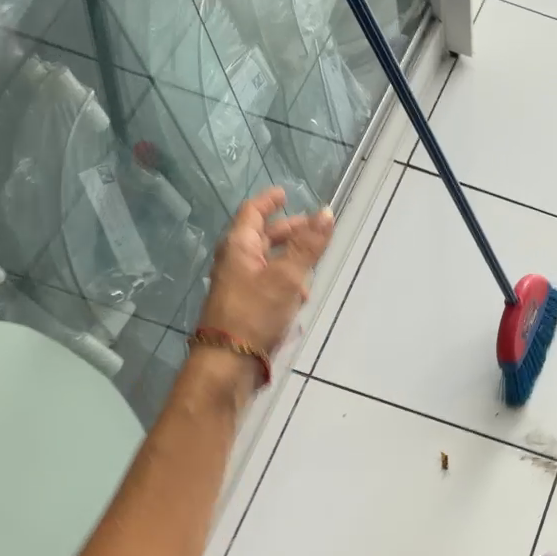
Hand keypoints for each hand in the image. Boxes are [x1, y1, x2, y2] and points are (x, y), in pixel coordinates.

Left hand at [198, 188, 334, 355]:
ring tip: (313, 264)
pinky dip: (285, 283)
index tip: (285, 194)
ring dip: (289, 259)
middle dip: (287, 231)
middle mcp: (235, 262)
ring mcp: (239, 286)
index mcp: (238, 247)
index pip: (253, 213)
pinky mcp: (246, 308)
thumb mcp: (287, 276)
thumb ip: (308, 246)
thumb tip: (326, 213)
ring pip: (266, 263)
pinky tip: (301, 297)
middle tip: (311, 229)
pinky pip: (268, 285)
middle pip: (261, 238)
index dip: (269, 202)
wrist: (230, 361)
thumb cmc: (255, 313)